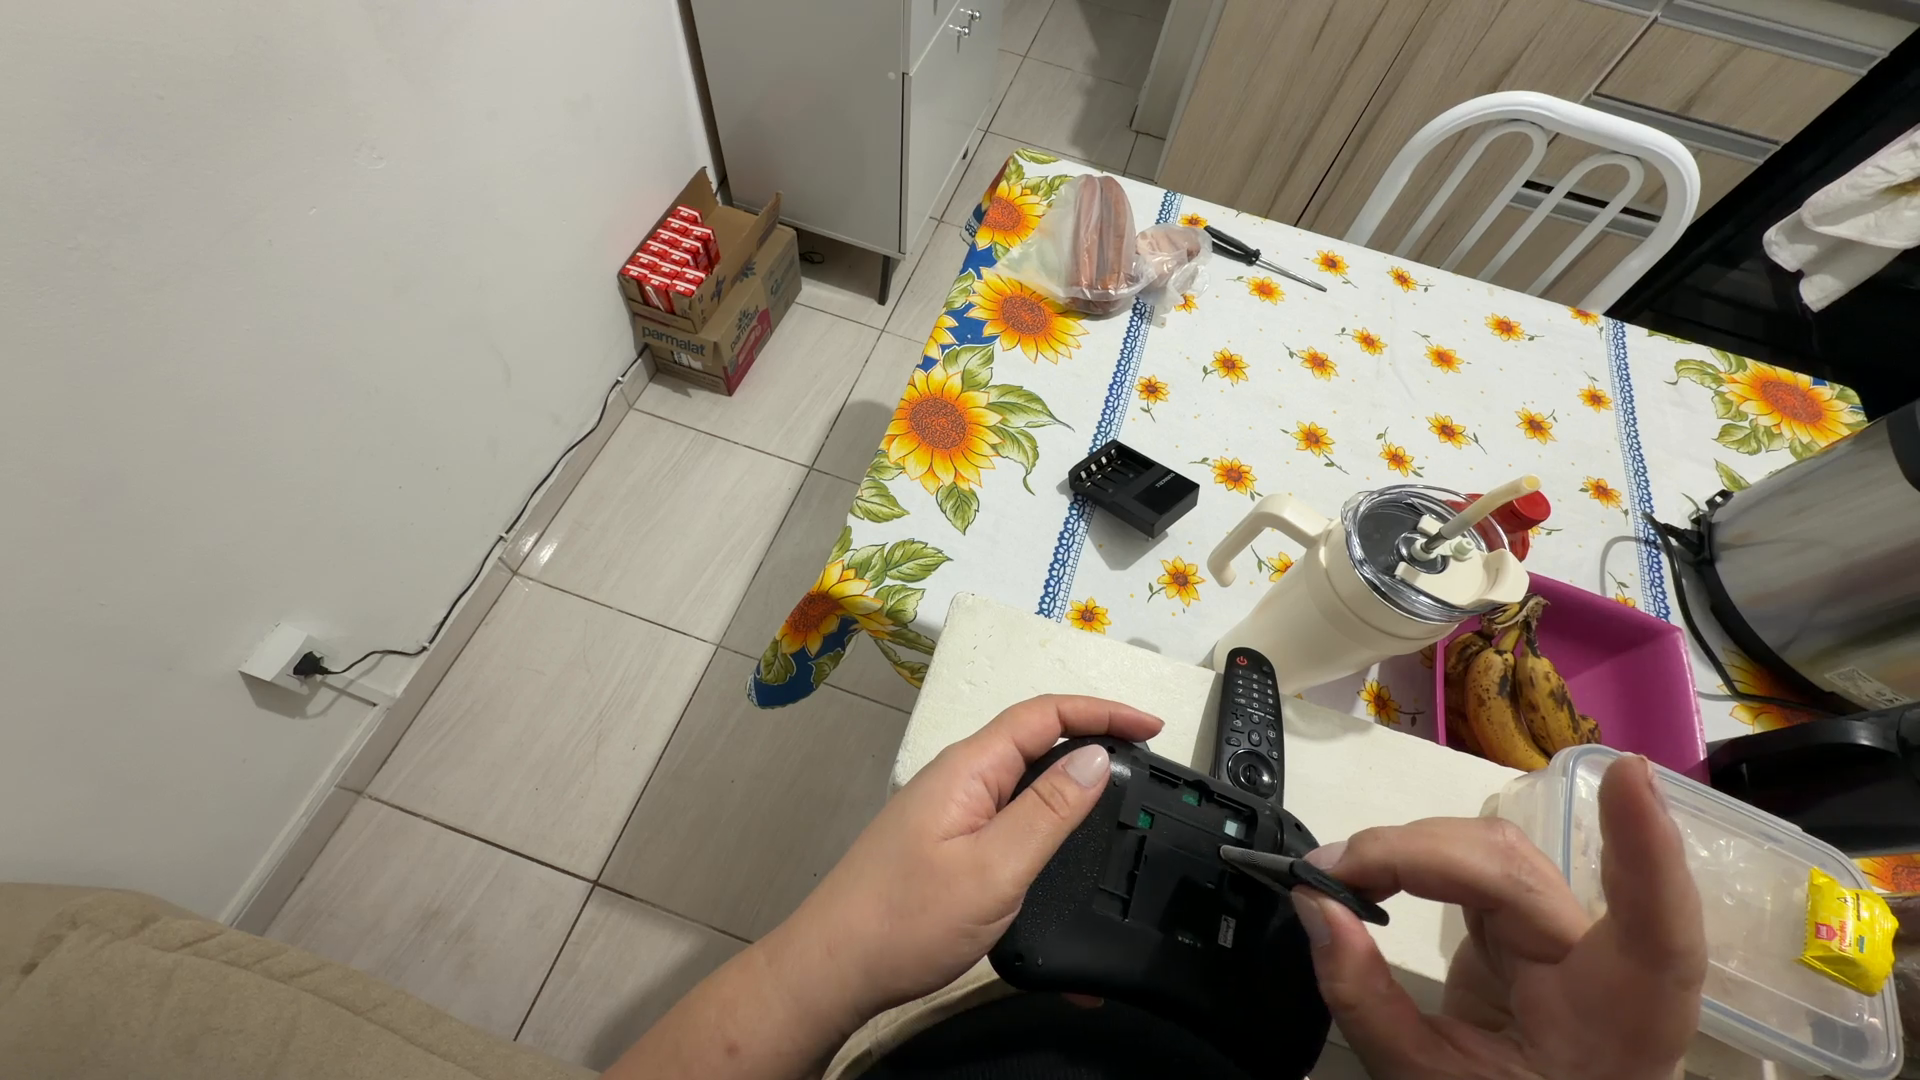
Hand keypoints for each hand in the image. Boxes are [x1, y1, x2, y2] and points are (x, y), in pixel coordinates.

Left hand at [767, 695, 1160, 1024]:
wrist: (836, 965)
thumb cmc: (908, 918)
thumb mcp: (993, 867)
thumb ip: (1048, 811)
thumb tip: (1096, 757)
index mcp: (970, 767)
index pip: (1043, 714)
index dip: (1100, 711)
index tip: (1151, 725)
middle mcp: (961, 776)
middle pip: (1034, 736)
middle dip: (1092, 736)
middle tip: (1144, 756)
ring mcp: (953, 806)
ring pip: (1024, 773)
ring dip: (1072, 774)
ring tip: (1117, 792)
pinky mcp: (950, 836)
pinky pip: (1010, 807)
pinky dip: (1048, 809)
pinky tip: (1066, 833)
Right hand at [1291, 754, 1704, 1079]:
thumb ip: (1364, 996)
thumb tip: (1314, 898)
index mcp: (1607, 1027)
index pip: (1654, 937)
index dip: (1645, 852)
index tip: (1630, 774)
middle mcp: (1595, 967)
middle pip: (1513, 868)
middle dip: (1415, 852)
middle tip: (1331, 873)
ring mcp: (1558, 939)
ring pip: (1489, 852)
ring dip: (1408, 849)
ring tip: (1346, 876)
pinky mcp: (1522, 927)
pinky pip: (1468, 865)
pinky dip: (1410, 860)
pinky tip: (1372, 873)